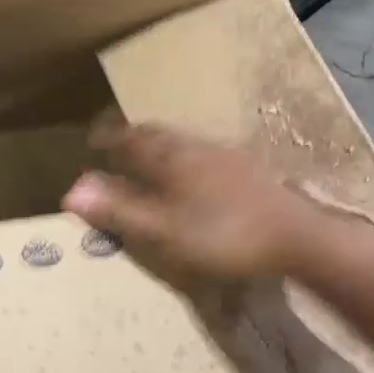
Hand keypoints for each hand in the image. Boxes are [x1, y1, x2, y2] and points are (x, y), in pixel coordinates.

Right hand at [62, 122, 342, 290]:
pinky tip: (193, 182)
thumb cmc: (224, 234)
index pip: (127, 137)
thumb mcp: (163, 231)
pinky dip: (186, 161)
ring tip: (149, 164)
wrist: (303, 238)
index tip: (92, 142)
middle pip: (155, 134)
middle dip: (132, 139)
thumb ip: (117, 211)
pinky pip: (203, 155)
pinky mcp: (249, 171)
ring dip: (160, 149)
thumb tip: (70, 192)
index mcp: (168, 156)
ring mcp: (225, 156)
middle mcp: (193, 147)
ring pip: (181, 143)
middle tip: (117, 149)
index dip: (107, 138)